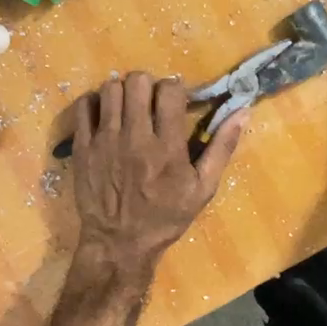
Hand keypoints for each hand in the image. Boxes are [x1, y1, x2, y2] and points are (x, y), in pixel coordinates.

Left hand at [69, 72, 248, 284]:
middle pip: (138, 82)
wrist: (119, 244)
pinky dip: (95, 102)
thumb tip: (244, 111)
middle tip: (150, 100)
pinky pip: (85, 105)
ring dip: (122, 90)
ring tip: (127, 106)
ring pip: (111, 88)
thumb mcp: (203, 188)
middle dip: (147, 84)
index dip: (174, 88)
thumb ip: (222, 147)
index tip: (174, 99)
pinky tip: (104, 115)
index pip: (169, 91)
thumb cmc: (166, 217)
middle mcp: (135, 137)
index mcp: (167, 147)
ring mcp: (105, 141)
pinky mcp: (82, 147)